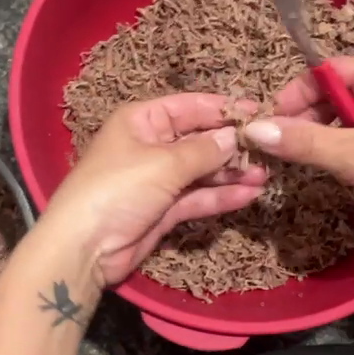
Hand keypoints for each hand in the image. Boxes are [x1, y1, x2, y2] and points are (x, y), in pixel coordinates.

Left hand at [41, 94, 267, 284]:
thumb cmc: (118, 189)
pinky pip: (197, 197)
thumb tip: (234, 136)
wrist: (84, 247)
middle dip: (231, 144)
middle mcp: (149, 145)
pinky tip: (249, 194)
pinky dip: (221, 196)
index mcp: (140, 121)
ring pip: (201, 171)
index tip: (258, 112)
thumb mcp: (163, 164)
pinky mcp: (163, 210)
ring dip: (231, 172)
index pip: (188, 106)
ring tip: (265, 174)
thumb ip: (204, 150)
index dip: (222, 109)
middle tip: (269, 148)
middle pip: (197, 138)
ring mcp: (157, 179)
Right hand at [242, 56, 353, 241]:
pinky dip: (344, 150)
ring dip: (324, 138)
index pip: (327, 71)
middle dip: (307, 119)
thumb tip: (253, 130)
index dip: (296, 95)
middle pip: (335, 94)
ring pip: (348, 118)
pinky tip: (332, 171)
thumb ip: (303, 142)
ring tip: (302, 162)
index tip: (271, 125)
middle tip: (282, 149)